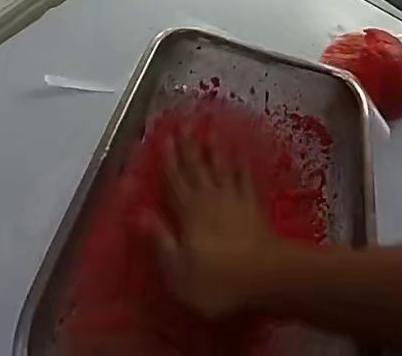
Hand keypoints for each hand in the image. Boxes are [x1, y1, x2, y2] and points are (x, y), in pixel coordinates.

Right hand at [149, 130, 287, 317]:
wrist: (263, 274)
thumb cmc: (214, 279)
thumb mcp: (176, 269)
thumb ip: (159, 238)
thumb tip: (138, 212)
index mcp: (189, 213)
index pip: (174, 182)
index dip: (168, 160)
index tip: (165, 137)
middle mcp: (210, 198)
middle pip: (197, 168)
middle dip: (189, 145)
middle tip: (186, 122)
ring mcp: (233, 198)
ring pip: (220, 166)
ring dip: (214, 147)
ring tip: (210, 128)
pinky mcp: (252, 203)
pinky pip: (244, 176)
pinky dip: (241, 162)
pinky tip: (240, 151)